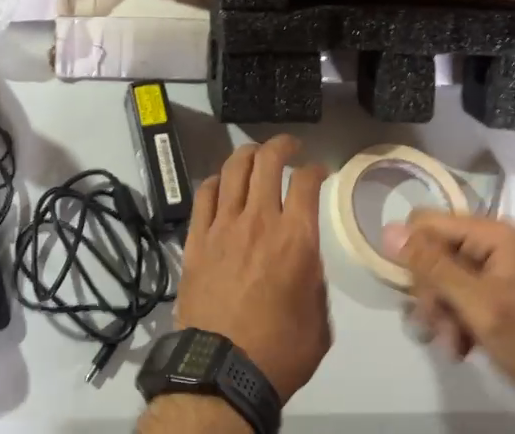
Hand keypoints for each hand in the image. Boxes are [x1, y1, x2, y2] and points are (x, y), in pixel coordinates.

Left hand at [179, 134, 331, 402]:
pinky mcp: (195, 238)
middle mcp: (259, 221)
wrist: (223, 369)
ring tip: (255, 153)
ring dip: (247, 154)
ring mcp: (222, 226)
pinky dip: (215, 181)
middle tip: (289, 146)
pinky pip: (204, 194)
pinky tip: (222, 182)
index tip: (318, 170)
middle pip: (266, 162)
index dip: (315, 169)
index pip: (305, 183)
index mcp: (296, 240)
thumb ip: (313, 279)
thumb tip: (303, 260)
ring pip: (233, 170)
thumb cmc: (280, 352)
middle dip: (281, 146)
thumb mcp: (318, 320)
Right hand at [385, 211, 514, 433]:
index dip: (412, 259)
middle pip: (433, 251)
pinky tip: (465, 347)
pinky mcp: (506, 294)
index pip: (423, 223)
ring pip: (445, 277)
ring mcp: (502, 269)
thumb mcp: (481, 308)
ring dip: (443, 312)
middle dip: (430, 293)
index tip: (420, 300)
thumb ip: (433, 268)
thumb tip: (387, 229)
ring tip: (455, 346)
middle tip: (440, 332)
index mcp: (491, 233)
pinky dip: (459, 320)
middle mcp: (494, 242)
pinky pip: (465, 295)